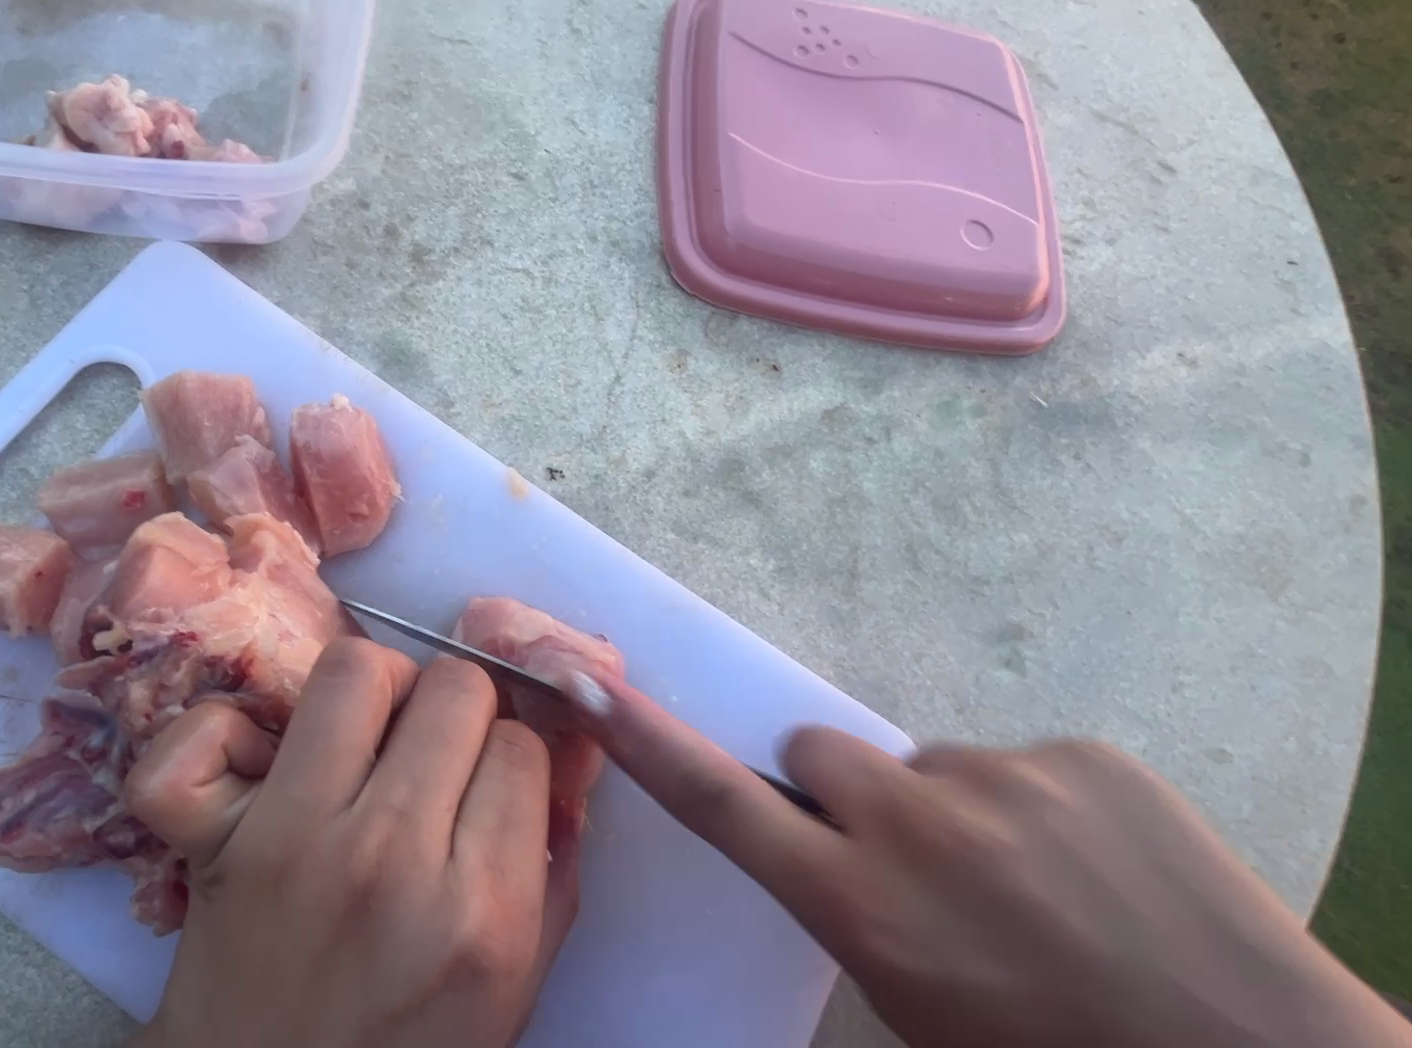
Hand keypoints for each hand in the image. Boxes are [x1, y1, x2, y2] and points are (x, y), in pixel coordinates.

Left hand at [124, 639, 578, 1047]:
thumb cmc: (408, 1043)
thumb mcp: (516, 978)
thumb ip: (555, 862)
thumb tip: (566, 749)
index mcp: (483, 907)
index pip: (520, 743)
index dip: (507, 752)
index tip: (484, 775)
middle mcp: (391, 857)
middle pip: (453, 688)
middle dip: (456, 709)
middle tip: (430, 752)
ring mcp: (292, 838)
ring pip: (355, 668)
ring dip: (374, 688)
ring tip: (365, 737)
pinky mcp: (211, 837)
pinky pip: (210, 730)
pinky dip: (227, 732)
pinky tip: (258, 765)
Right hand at [565, 674, 1411, 1047]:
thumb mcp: (912, 1002)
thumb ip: (849, 901)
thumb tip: (832, 837)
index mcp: (863, 905)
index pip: (717, 800)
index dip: (642, 738)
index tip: (588, 680)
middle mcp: (915, 825)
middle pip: (818, 752)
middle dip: (839, 790)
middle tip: (908, 855)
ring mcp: (1004, 779)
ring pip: (921, 763)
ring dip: (945, 807)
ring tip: (1027, 879)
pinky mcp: (1082, 754)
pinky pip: (1016, 761)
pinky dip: (1033, 804)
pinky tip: (1096, 867)